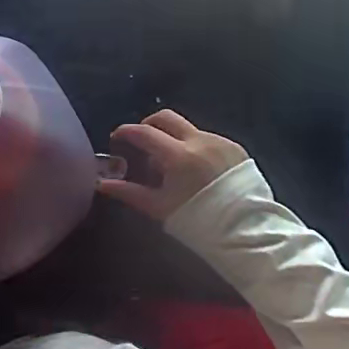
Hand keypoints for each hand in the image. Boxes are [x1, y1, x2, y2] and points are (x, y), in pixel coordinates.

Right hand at [98, 109, 250, 220]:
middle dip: (148, 125)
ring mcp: (220, 142)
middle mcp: (200, 141)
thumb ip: (128, 191)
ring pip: (187, 129)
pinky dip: (194, 147)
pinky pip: (207, 139)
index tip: (116, 138)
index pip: (144, 132)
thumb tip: (102, 183)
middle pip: (166, 118)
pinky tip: (194, 170)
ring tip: (170, 165)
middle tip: (141, 142)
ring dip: (173, 139)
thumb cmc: (197, 222)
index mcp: (179, 156)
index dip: (125, 132)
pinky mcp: (235, 147)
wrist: (246, 231)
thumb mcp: (159, 207)